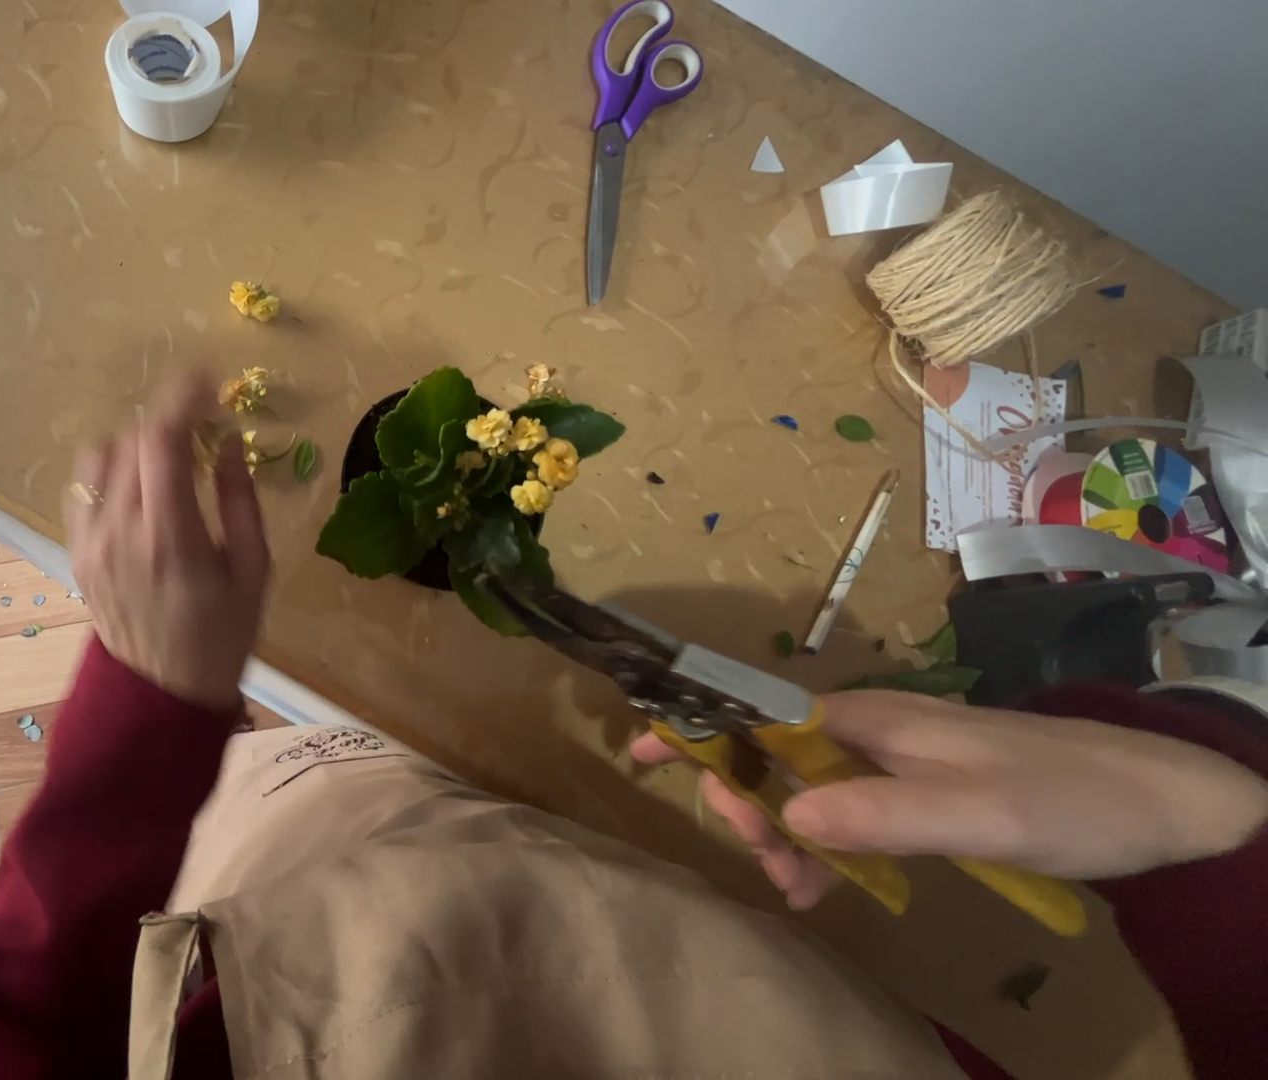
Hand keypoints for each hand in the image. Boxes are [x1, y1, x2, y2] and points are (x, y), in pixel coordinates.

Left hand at [63, 373, 269, 710]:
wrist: (162, 690)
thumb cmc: (223, 633)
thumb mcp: (254, 569)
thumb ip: (241, 499)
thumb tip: (227, 441)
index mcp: (171, 535)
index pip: (163, 439)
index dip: (183, 397)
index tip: (207, 381)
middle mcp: (121, 529)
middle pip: (132, 438)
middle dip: (169, 419)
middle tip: (201, 430)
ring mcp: (91, 539)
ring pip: (102, 455)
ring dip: (137, 443)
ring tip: (168, 461)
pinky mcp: (77, 550)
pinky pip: (84, 487)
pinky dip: (110, 470)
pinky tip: (137, 488)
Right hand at [630, 690, 1267, 908]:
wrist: (1166, 802)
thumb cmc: (1063, 793)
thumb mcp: (977, 811)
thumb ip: (882, 811)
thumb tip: (783, 814)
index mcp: (855, 720)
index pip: (751, 717)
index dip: (695, 732)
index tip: (642, 754)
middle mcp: (853, 733)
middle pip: (763, 759)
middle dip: (745, 805)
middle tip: (764, 860)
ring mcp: (876, 764)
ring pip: (794, 791)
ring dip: (780, 837)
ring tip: (794, 887)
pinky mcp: (899, 794)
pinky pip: (832, 816)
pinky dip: (815, 849)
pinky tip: (819, 884)